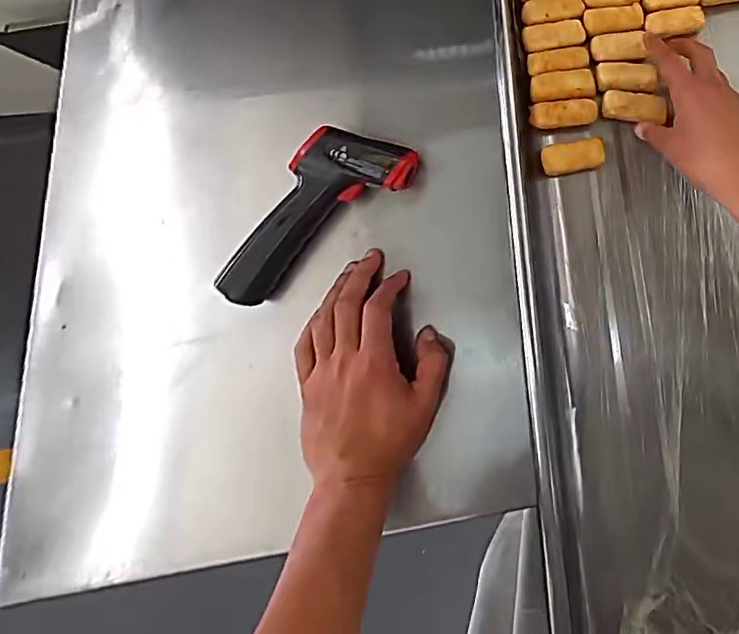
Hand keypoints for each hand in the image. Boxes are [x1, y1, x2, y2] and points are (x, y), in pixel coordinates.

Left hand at [295, 249, 450, 494]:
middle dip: (359, 275)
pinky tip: (320, 313)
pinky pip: (305, 345)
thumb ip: (433, 363)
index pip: (376, 309)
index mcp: (372, 363)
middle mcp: (343, 362)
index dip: (388, 287)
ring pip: (323, 319)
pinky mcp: (307, 385)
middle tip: (370, 260)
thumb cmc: (387, 444)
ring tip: (347, 275)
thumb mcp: (425, 404)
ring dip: (336, 291)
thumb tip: (427, 336)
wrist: (351, 478)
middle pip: (345, 304)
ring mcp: (321, 373)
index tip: (398, 278)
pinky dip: (313, 322)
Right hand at [635, 35, 738, 207]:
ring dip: (699, 66)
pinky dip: (711, 87)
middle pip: (699, 53)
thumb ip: (655, 134)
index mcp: (690, 91)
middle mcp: (712, 87)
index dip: (657, 47)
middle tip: (671, 46)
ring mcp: (731, 97)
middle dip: (684, 45)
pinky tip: (704, 105)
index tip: (649, 37)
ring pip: (713, 70)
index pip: (670, 61)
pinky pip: (723, 90)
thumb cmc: (706, 161)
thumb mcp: (673, 148)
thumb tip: (642, 128)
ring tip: (685, 77)